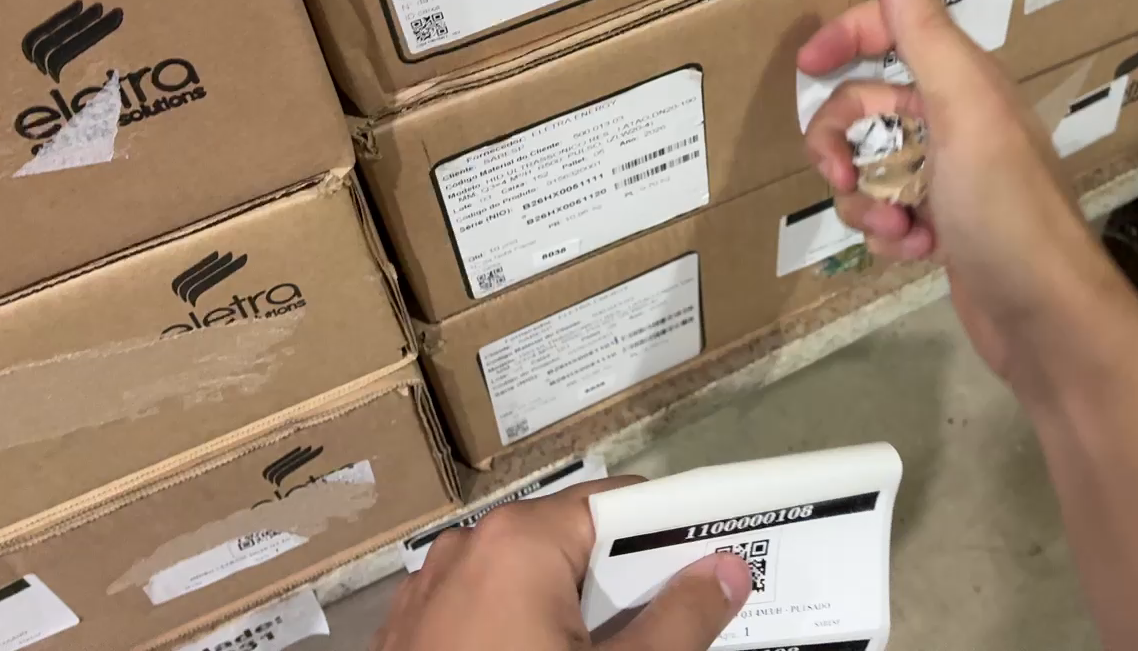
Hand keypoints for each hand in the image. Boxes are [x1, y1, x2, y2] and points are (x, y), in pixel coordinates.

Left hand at [373, 477, 752, 650]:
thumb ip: (679, 622)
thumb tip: (730, 569)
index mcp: (520, 537)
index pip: (615, 505)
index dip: (663, 533)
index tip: (698, 568)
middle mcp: (470, 544)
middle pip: (569, 541)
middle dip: (614, 584)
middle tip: (649, 630)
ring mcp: (429, 588)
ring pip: (523, 577)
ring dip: (564, 609)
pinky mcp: (406, 632)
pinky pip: (479, 607)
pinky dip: (512, 628)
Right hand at [796, 0, 1129, 375]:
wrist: (1044, 320)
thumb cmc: (1004, 210)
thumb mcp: (963, 114)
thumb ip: (927, 36)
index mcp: (961, 85)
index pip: (893, 32)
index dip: (847, 37)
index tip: (805, 64)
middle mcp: (951, 122)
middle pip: (863, 108)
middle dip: (841, 143)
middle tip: (842, 177)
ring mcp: (942, 176)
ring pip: (867, 165)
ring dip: (867, 200)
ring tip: (897, 229)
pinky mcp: (936, 223)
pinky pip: (883, 210)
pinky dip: (887, 232)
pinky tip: (914, 252)